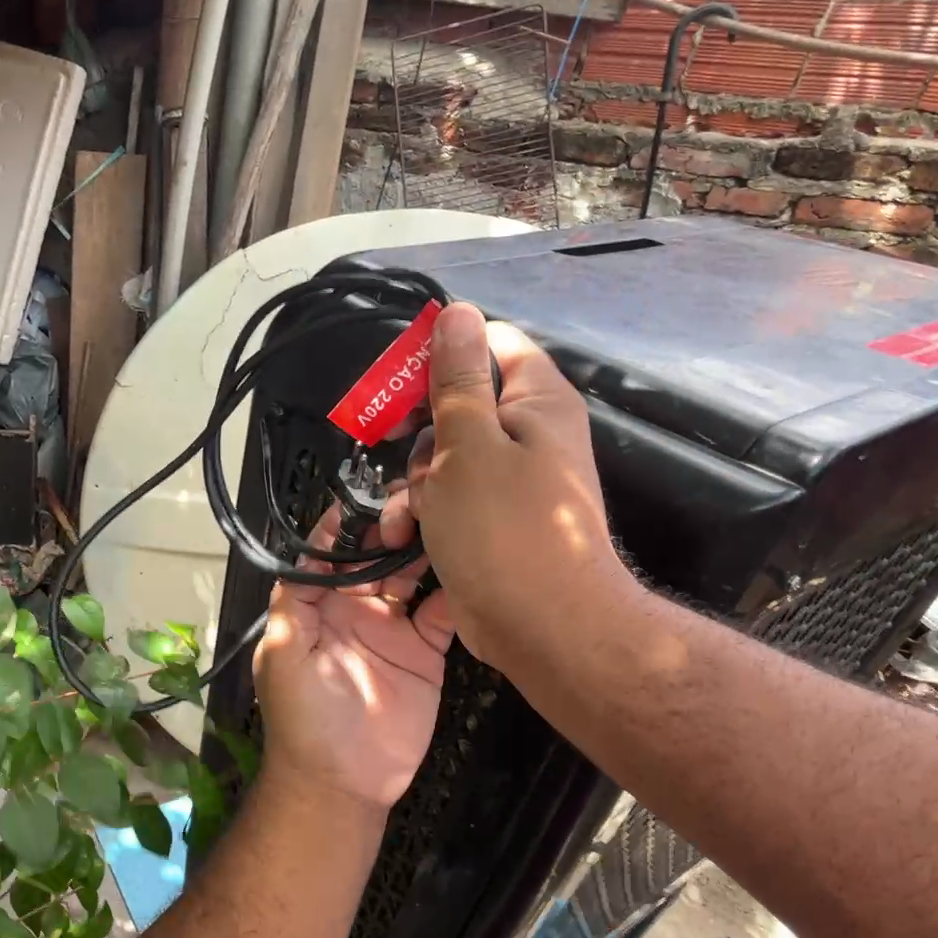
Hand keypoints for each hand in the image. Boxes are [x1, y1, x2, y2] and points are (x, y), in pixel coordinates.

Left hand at [251, 503, 453, 811]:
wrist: (342, 781)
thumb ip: (293, 600)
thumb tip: (302, 552)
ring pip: (410, 577)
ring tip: (446, 521)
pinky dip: (456, 593)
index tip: (362, 496)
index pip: (328, 555)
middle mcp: (353, 609)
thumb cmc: (304, 716)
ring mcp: (391, 629)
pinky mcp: (425, 653)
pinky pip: (443, 615)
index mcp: (315, 606)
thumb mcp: (283, 653)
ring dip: (423, 551)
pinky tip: (470, 569)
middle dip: (389, 529)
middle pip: (373, 558)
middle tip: (415, 502)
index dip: (342, 527)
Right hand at [406, 302, 639, 672]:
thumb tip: (458, 310)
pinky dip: (424, 510)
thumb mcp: (468, 444)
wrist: (543, 627)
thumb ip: (458, 378)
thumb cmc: (504, 528)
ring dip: (415, 480)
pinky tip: (406, 534)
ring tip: (409, 512)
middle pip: (458, 403)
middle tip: (394, 447)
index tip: (401, 380)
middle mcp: (528, 433)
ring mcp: (510, 479)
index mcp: (536, 401)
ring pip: (443, 455)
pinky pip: (448, 495)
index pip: (491, 344)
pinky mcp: (491, 517)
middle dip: (419, 431)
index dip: (443, 353)